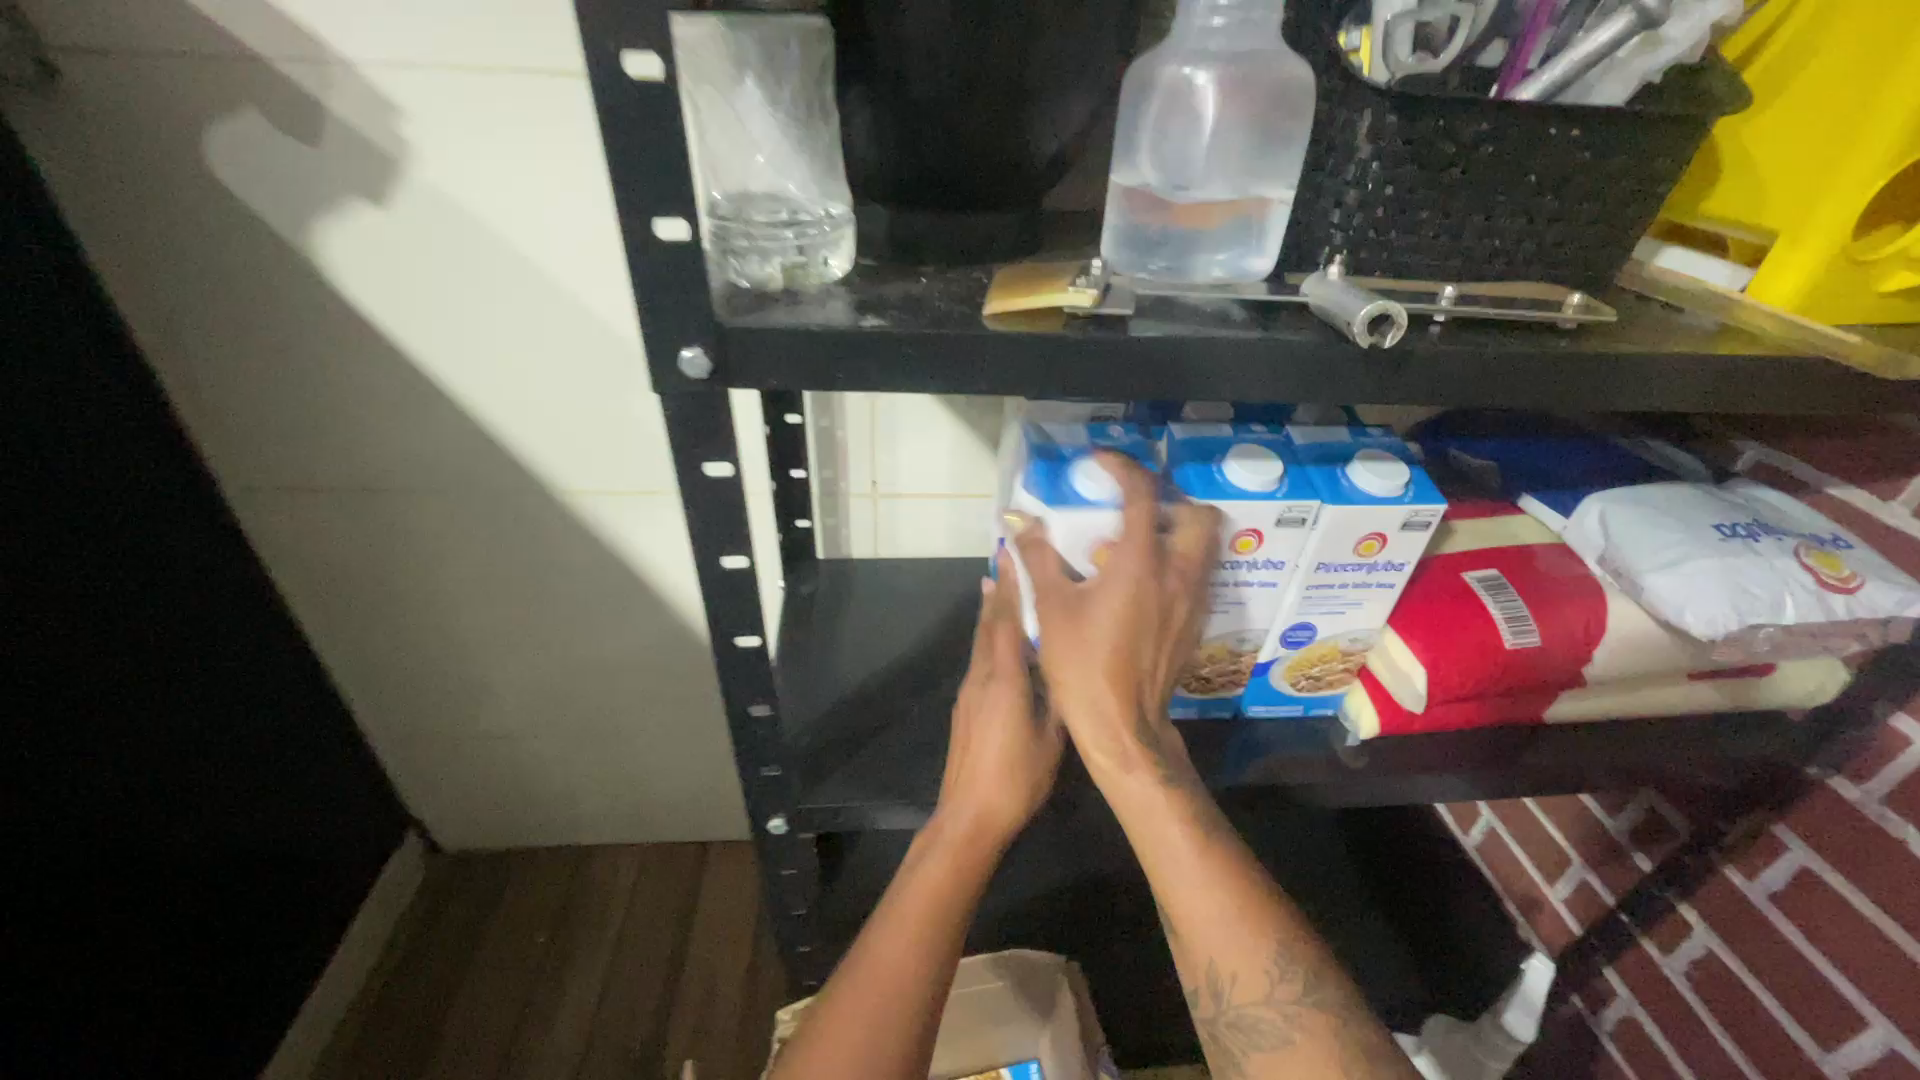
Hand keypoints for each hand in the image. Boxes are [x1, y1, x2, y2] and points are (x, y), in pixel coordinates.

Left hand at [935, 551, 1064, 846]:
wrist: (969, 813)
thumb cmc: (1016, 779)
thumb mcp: (1051, 740)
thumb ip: (1057, 701)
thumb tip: (1062, 671)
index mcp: (1005, 681)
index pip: (1006, 624)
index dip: (1011, 589)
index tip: (1013, 559)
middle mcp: (982, 678)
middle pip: (988, 626)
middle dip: (997, 593)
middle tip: (1003, 561)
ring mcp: (969, 693)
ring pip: (980, 643)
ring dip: (989, 613)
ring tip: (995, 588)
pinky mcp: (965, 707)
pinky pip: (978, 660)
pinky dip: (987, 639)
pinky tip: (996, 640)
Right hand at [1011, 451, 1220, 786]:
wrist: (1122, 724)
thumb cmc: (1082, 665)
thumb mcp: (1051, 607)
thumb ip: (1037, 556)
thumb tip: (1017, 520)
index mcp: (1141, 562)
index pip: (1143, 493)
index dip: (1122, 467)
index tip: (1100, 463)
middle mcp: (1178, 573)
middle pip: (1197, 512)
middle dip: (1170, 498)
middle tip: (1135, 506)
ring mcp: (1193, 598)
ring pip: (1206, 544)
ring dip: (1178, 529)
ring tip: (1139, 541)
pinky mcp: (1196, 621)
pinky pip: (1200, 573)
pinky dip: (1179, 561)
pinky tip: (1145, 582)